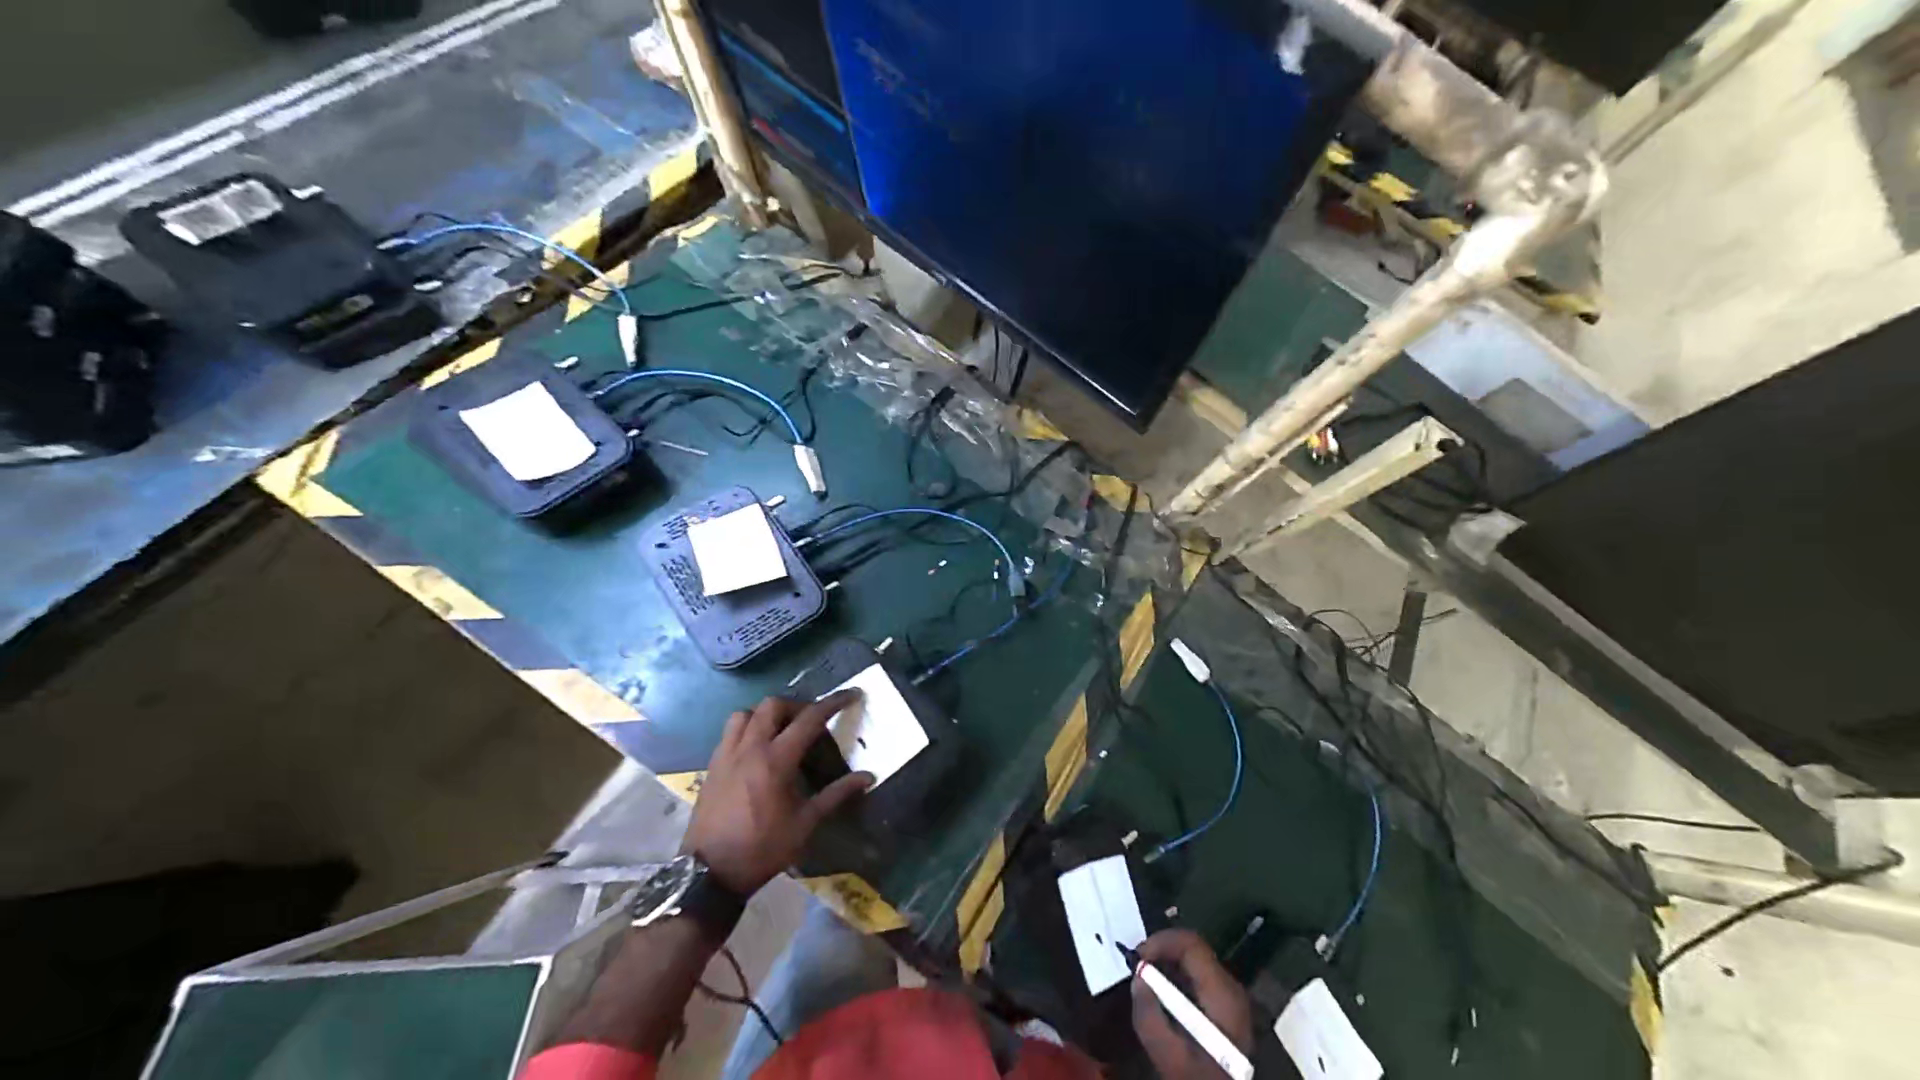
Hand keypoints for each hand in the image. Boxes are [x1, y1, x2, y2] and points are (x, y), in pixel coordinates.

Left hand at [681, 691, 873, 894]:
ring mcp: (727, 755)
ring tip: (781, 730)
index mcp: (776, 760)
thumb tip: (868, 777)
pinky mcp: (712, 766)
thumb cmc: (763, 848)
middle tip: (812, 721)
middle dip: (797, 705)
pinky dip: (748, 728)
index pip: (809, 719)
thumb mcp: (805, 824)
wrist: (710, 873)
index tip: (851, 695)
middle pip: (773, 705)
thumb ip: (836, 794)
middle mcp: (750, 748)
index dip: (834, 703)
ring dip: (767, 714)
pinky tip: (757, 750)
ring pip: (746, 713)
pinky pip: (730, 732)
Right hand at [1131, 929, 1253, 1079]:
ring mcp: (1230, 998)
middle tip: (1137, 966)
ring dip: (1165, 963)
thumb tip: (1138, 978)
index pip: (1191, 945)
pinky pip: (1196, 977)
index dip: (1161, 942)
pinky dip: (1174, 977)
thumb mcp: (1169, 1057)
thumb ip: (1148, 1016)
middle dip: (1160, 951)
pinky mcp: (1225, 1008)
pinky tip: (1160, 995)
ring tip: (1144, 979)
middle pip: (1192, 949)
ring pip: (1193, 962)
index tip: (1138, 958)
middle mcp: (1231, 989)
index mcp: (1222, 995)